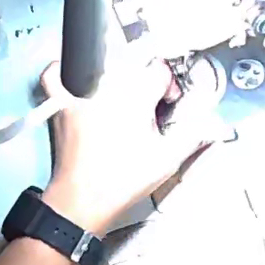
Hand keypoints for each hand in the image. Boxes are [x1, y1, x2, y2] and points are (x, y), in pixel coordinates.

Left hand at [38, 55, 224, 233]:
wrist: (82, 200)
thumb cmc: (120, 181)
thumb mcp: (167, 160)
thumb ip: (191, 137)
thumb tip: (209, 126)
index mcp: (135, 94)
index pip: (159, 70)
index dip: (169, 87)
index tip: (167, 105)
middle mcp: (106, 86)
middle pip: (131, 65)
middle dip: (143, 85)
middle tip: (146, 110)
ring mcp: (80, 92)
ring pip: (98, 65)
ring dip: (112, 76)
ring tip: (118, 97)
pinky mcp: (60, 104)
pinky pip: (54, 75)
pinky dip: (63, 72)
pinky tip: (75, 81)